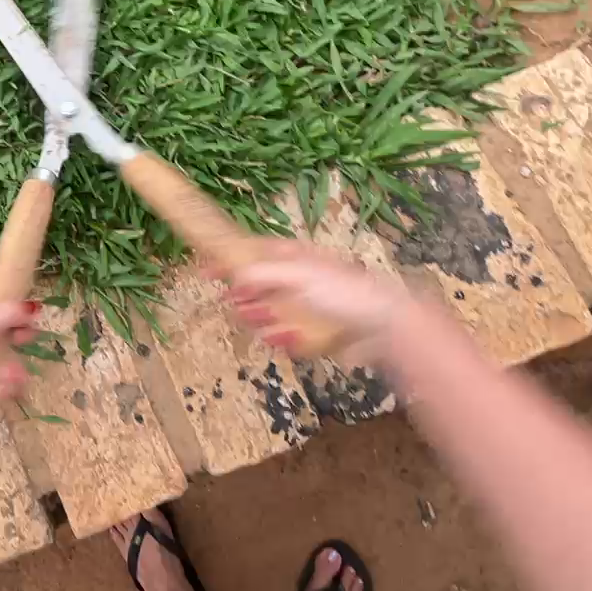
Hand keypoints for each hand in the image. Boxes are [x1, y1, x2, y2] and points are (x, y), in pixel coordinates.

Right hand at [227, 239, 416, 353]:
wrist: (388, 327)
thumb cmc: (345, 291)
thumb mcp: (299, 275)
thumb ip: (262, 273)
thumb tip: (232, 276)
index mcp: (292, 256)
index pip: (249, 251)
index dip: (226, 259)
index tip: (203, 272)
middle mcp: (295, 278)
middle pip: (254, 284)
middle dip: (243, 296)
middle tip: (235, 306)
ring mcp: (303, 305)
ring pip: (266, 312)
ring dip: (261, 320)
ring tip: (266, 326)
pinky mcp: (312, 331)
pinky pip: (285, 334)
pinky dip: (281, 338)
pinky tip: (285, 339)